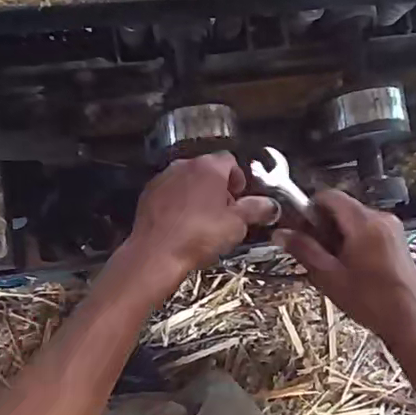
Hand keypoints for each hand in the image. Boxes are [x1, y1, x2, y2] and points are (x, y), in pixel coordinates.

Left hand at [119, 153, 279, 284]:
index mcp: (207, 167)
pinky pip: (168, 193)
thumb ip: (255, 209)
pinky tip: (182, 224)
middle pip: (206, 170)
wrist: (156, 252)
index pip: (230, 161)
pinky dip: (176, 203)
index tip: (239, 197)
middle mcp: (182, 166)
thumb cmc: (198, 235)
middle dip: (218, 188)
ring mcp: (162, 179)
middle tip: (224, 212)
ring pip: (186, 181)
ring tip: (203, 221)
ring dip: (196, 195)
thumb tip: (268, 205)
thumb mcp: (236, 224)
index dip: (238, 179)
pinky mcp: (147, 195)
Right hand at [272, 189, 415, 345]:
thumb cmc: (370, 300)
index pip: (329, 196)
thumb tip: (280, 233)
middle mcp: (382, 219)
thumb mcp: (328, 274)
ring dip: (335, 233)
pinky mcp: (395, 239)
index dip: (309, 209)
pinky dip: (351, 238)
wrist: (408, 320)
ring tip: (330, 259)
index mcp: (365, 223)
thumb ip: (303, 249)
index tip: (299, 227)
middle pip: (341, 207)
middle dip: (322, 224)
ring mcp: (392, 228)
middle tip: (312, 248)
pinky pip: (366, 228)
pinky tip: (346, 262)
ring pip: (352, 218)